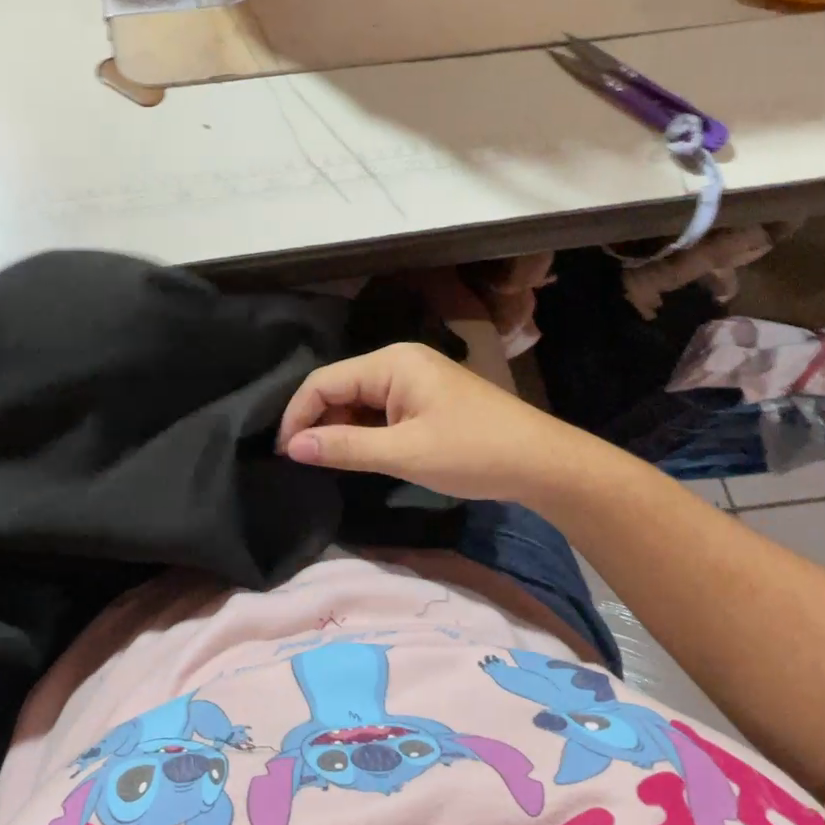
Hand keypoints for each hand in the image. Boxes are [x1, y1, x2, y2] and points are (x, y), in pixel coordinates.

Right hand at [276, 342, 597, 502]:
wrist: (541, 463)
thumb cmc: (473, 453)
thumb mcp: (403, 454)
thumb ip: (344, 448)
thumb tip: (292, 448)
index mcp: (392, 362)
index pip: (323, 381)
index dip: (296, 416)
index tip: (283, 454)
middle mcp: (398, 362)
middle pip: (338, 387)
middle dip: (315, 423)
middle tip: (299, 462)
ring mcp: (413, 380)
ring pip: (356, 400)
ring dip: (338, 429)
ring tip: (324, 463)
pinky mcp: (423, 399)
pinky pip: (377, 409)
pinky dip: (361, 432)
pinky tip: (355, 455)